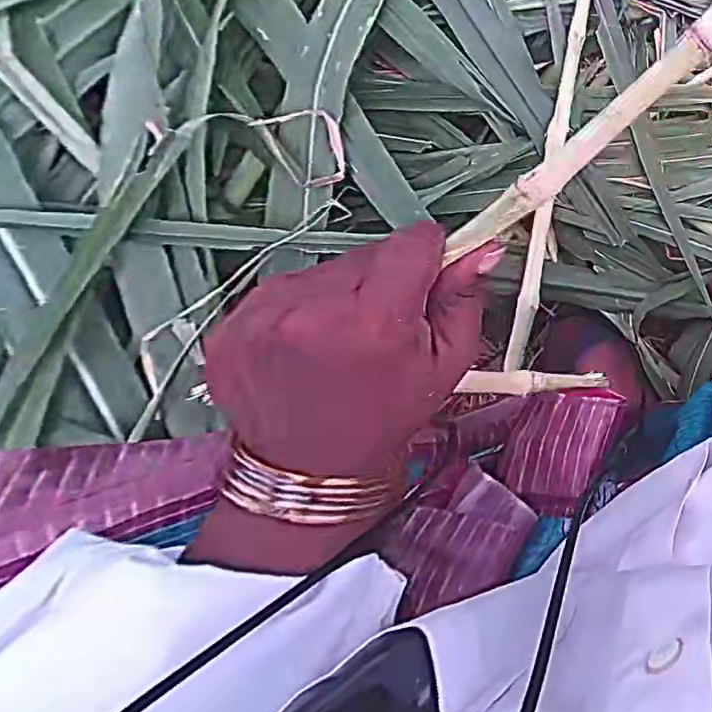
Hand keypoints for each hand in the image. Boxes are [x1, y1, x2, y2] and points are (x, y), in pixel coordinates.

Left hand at [204, 222, 502, 479]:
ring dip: (346, 290)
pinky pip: (288, 285)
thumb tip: (478, 251)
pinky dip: (306, 305)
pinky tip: (313, 343)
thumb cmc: (382, 419)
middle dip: (388, 277)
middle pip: (372, 252)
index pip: (411, 242)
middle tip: (388, 323)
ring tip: (346, 338)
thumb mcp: (447, 362)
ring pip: (330, 267)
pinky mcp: (234, 324)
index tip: (431, 271)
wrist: (308, 469)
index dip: (430, 253)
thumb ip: (463, 298)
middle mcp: (313, 313)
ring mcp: (265, 317)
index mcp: (374, 323)